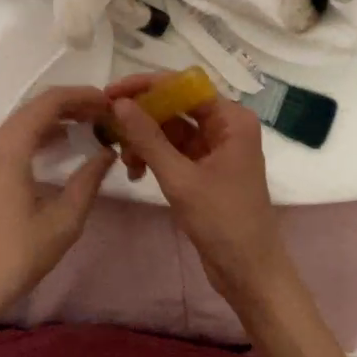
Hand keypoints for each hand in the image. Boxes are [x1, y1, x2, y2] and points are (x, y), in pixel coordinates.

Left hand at [0, 86, 117, 333]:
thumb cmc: (17, 255)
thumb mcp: (63, 220)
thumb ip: (88, 181)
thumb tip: (107, 152)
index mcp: (10, 147)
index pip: (50, 102)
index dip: (83, 96)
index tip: (112, 103)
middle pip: (37, 106)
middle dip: (73, 104)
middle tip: (108, 113)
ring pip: (26, 120)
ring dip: (59, 117)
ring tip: (94, 124)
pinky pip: (18, 137)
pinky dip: (44, 133)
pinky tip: (67, 143)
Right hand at [106, 73, 290, 303]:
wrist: (248, 271)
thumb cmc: (222, 220)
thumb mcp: (180, 177)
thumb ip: (148, 138)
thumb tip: (119, 103)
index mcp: (231, 120)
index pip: (184, 86)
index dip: (146, 85)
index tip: (111, 93)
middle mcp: (225, 127)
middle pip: (175, 106)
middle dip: (142, 116)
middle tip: (108, 125)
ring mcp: (215, 149)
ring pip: (170, 129)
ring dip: (144, 140)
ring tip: (125, 160)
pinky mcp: (204, 169)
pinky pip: (173, 150)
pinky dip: (153, 156)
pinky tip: (135, 172)